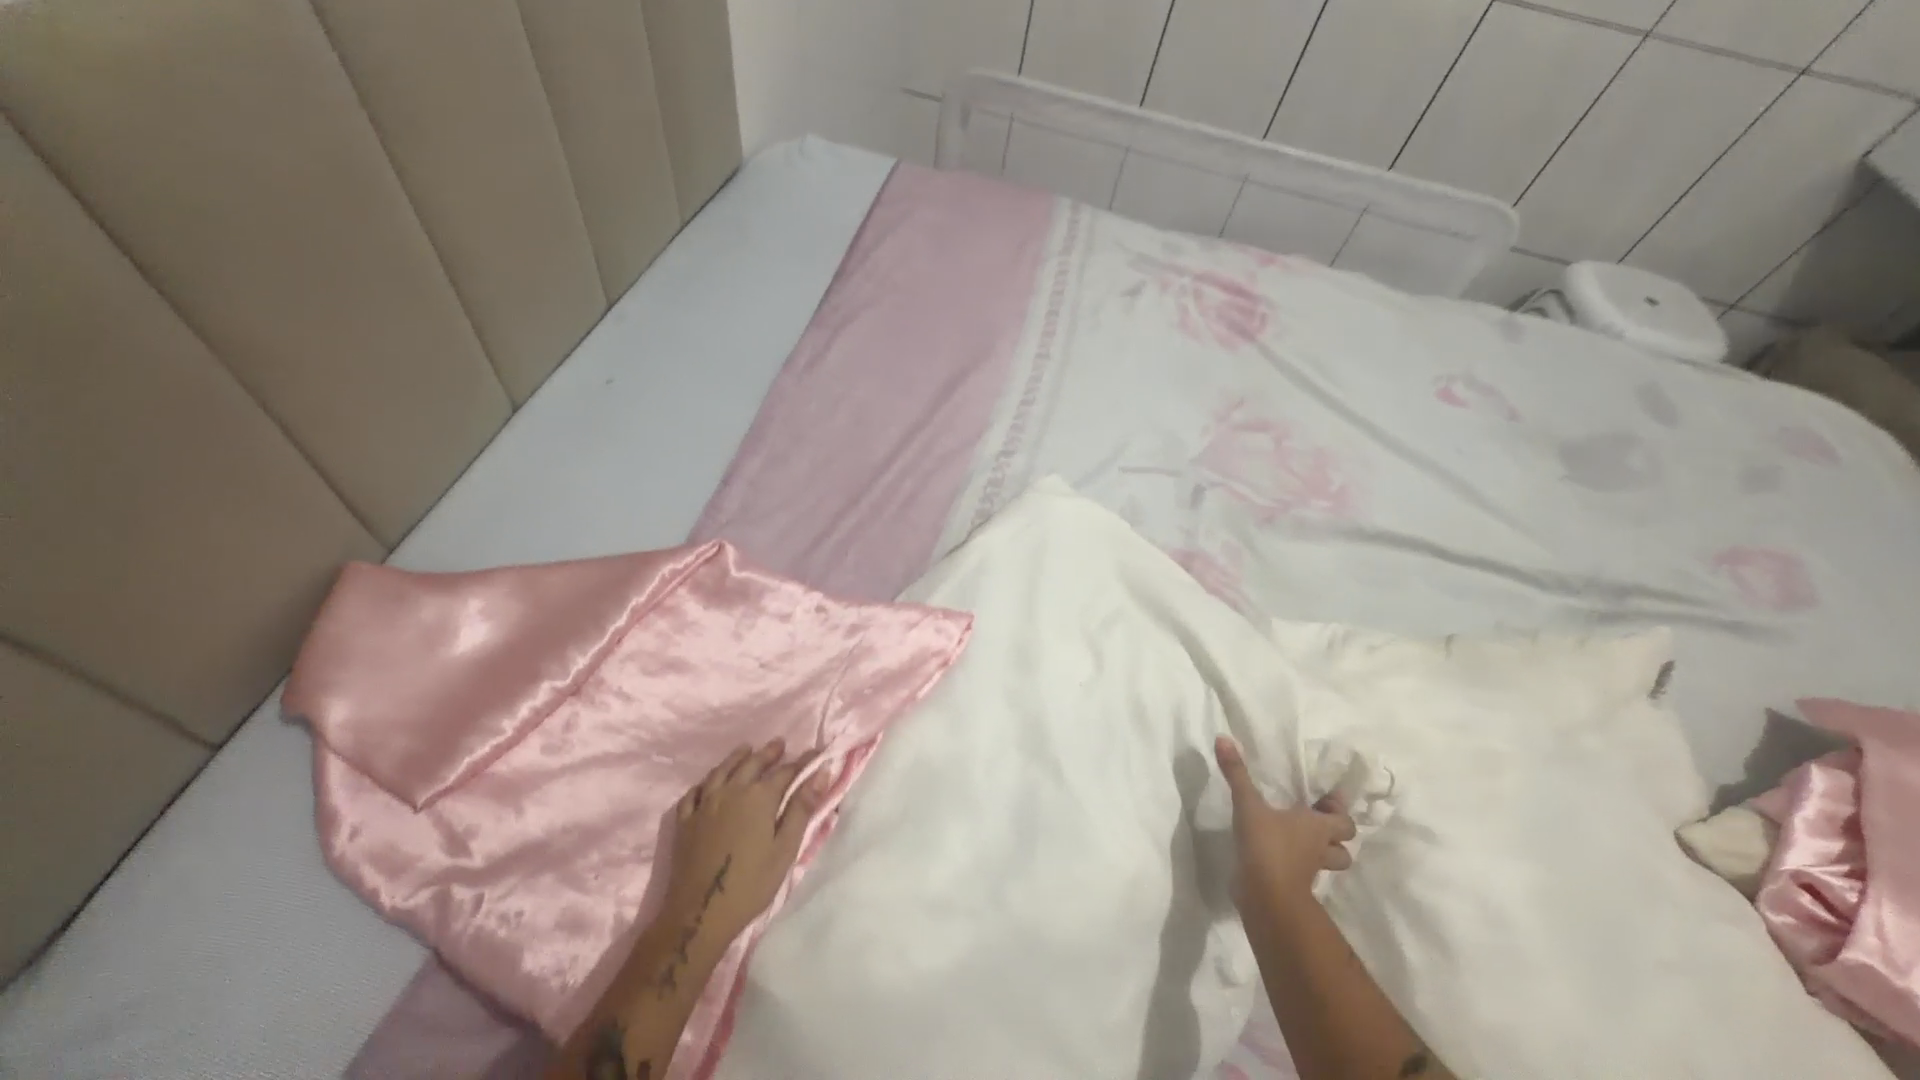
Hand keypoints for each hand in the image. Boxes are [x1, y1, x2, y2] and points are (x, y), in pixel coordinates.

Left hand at [661, 739, 830, 947]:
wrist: (700, 912)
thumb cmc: (751, 884)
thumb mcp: (785, 848)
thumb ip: (801, 808)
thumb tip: (821, 773)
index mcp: (758, 797)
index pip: (785, 772)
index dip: (802, 762)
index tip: (815, 753)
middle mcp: (730, 792)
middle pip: (752, 764)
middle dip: (769, 753)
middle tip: (780, 744)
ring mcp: (703, 805)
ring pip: (721, 771)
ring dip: (737, 758)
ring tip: (746, 750)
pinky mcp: (684, 821)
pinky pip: (694, 792)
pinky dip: (706, 781)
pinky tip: (708, 783)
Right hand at [1215, 735, 1356, 916]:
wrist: (1264, 895)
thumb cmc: (1266, 844)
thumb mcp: (1247, 804)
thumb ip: (1236, 773)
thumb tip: (1224, 738)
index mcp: (1317, 827)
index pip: (1344, 820)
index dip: (1339, 811)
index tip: (1327, 800)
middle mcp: (1319, 849)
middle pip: (1343, 845)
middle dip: (1334, 835)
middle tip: (1314, 820)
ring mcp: (1309, 871)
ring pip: (1329, 863)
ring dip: (1322, 854)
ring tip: (1301, 841)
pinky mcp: (1295, 887)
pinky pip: (1305, 875)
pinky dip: (1299, 868)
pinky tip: (1280, 858)